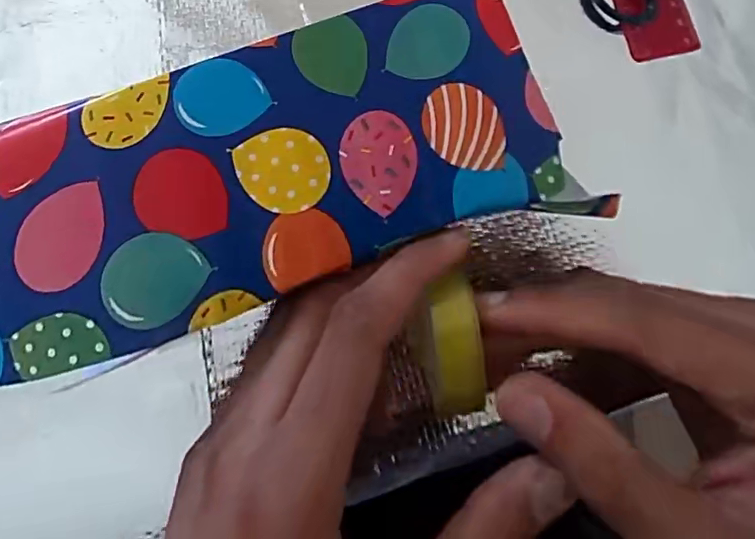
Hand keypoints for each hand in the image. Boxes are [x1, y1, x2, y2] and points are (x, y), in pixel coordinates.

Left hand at [166, 229, 576, 538]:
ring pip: (282, 330)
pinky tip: (351, 366)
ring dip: (343, 298)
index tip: (452, 245)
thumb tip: (550, 470)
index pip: (351, 332)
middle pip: (312, 313)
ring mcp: (212, 445)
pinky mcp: (204, 459)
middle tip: (437, 263)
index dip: (407, 275)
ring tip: (403, 297)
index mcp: (284, 474)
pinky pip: (264, 366)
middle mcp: (237, 439)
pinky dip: (314, 338)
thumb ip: (477, 535)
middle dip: (378, 272)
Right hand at [481, 272, 754, 537]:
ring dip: (569, 334)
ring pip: (636, 314)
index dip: (554, 311)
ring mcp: (748, 337)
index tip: (483, 311)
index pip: (642, 319)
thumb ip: (600, 466)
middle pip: (635, 305)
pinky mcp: (732, 353)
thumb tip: (511, 390)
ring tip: (504, 352)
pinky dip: (600, 357)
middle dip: (553, 318)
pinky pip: (653, 339)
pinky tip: (555, 373)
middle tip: (479, 333)